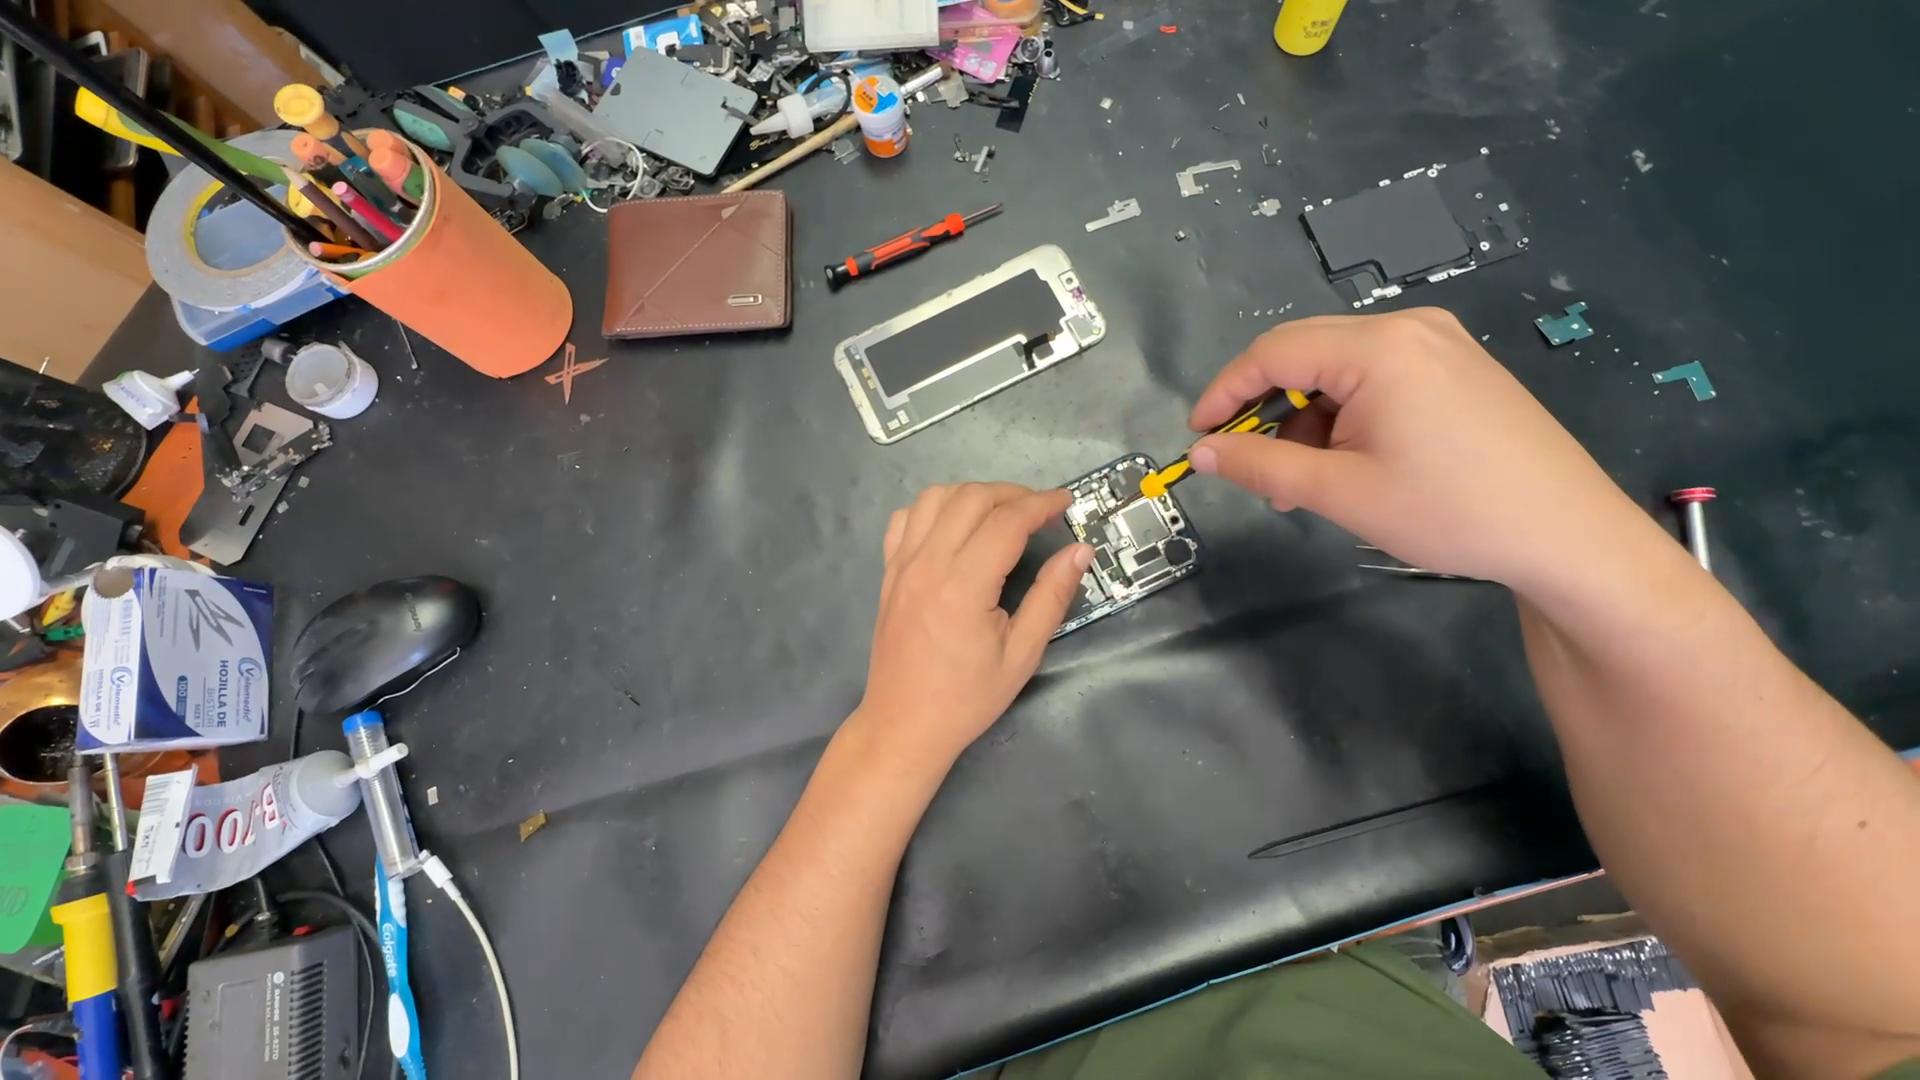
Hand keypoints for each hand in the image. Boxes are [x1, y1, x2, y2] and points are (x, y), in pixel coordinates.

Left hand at [854, 483, 1092, 766]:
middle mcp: (927, 564)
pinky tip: (954, 527)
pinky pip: (904, 519)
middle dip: (1012, 494)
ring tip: (1000, 514)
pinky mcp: (888, 573)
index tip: (1066, 502)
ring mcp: (901, 565)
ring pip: (934, 497)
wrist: (904, 724)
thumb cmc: (967, 698)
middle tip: (1040, 512)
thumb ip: (1052, 597)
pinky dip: (932, 509)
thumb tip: (1080, 551)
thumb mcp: (1022, 654)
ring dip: (973, 494)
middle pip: (971, 498)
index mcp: (963, 586)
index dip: (1041, 504)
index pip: (1007, 521)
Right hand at [1187, 309, 1670, 590]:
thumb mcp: (1339, 491)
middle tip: (1249, 464)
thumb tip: (1201, 451)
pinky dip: (1344, 415)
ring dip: (1306, 418)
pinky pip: (1375, 378)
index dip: (1225, 392)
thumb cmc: (1447, 510)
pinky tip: (1346, 461)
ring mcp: (1439, 343)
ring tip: (1303, 480)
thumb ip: (1260, 464)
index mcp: (1378, 348)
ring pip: (1338, 368)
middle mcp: (1409, 328)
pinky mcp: (1456, 368)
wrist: (1566, 535)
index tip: (1197, 435)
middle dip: (1266, 408)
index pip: (1272, 352)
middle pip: (1304, 353)